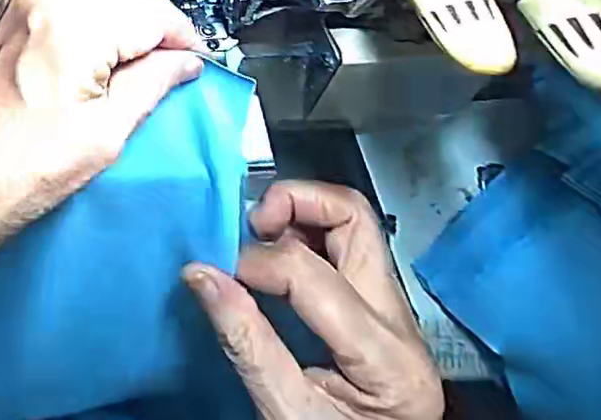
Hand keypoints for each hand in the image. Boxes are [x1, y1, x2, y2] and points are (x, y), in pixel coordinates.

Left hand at [0, 0, 205, 350]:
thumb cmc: (15, 175)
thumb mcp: (101, 139)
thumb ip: (150, 86)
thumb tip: (184, 62)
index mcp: (72, 22)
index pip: (153, 9)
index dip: (182, 36)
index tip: (191, 60)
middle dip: (147, 20)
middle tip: (154, 63)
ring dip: (108, 13)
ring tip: (109, 60)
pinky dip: (66, 13)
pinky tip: (64, 51)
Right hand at [184, 181, 443, 419]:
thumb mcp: (288, 416)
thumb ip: (246, 343)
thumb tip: (199, 273)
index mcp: (387, 360)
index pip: (307, 272)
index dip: (252, 262)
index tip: (217, 275)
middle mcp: (401, 323)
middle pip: (353, 217)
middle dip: (292, 202)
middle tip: (251, 224)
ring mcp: (394, 311)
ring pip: (352, 220)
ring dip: (299, 212)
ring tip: (260, 236)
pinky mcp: (378, 307)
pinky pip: (345, 242)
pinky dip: (303, 232)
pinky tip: (274, 255)